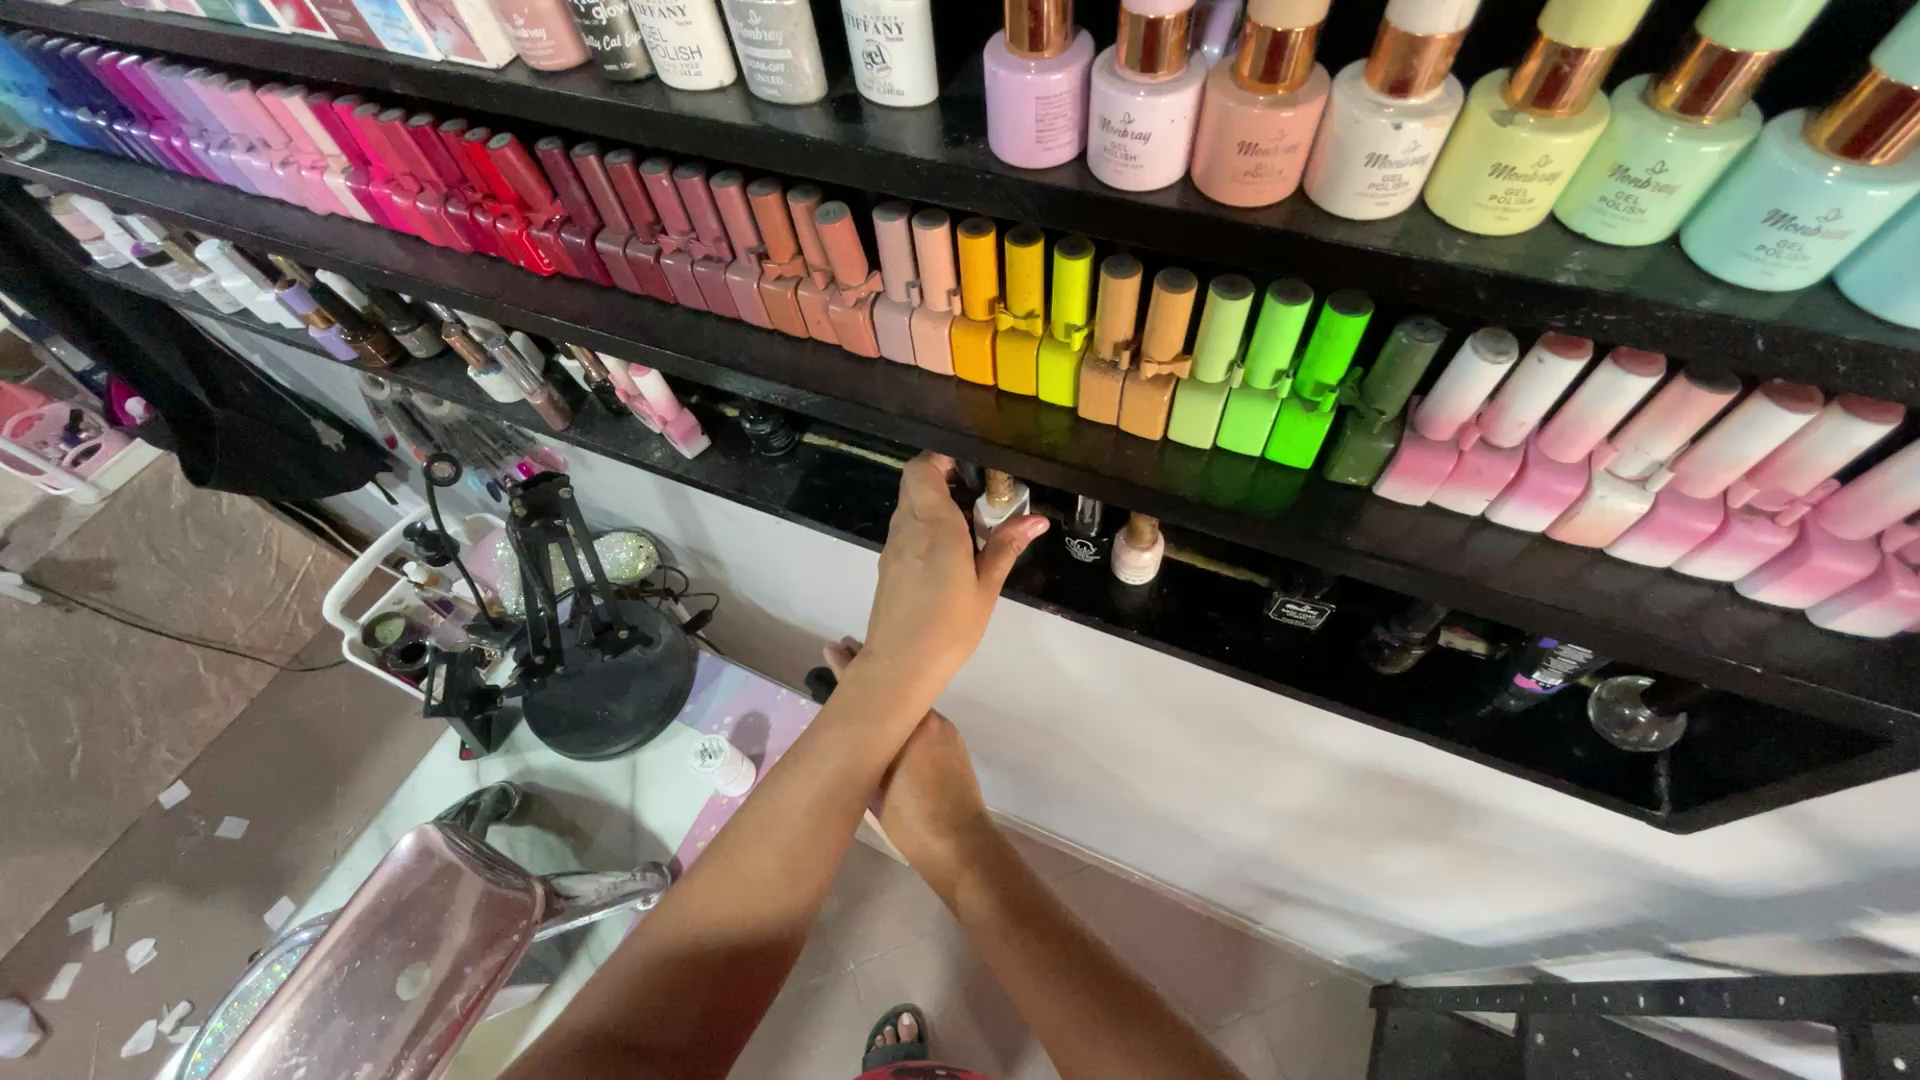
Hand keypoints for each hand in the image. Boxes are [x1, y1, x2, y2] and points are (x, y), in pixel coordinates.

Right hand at [825, 638, 996, 888]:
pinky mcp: (954, 744)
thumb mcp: (874, 790)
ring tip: (865, 694)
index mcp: (906, 729)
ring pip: (910, 707)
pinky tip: (892, 727)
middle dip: (871, 677)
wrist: (960, 844)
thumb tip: (854, 741)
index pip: (872, 693)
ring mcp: (945, 731)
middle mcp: (928, 721)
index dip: (848, 670)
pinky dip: (907, 717)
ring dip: (890, 700)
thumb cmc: (911, 822)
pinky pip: (925, 722)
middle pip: (895, 691)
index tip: (834, 648)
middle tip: (847, 650)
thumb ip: (866, 758)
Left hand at [858, 453, 1046, 692]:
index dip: (942, 458)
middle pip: (914, 482)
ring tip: (969, 525)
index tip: (971, 467)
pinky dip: (925, 525)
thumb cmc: (949, 626)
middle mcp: (907, 527)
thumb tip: (1036, 520)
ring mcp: (893, 545)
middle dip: (942, 477)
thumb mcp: (986, 587)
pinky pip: (905, 528)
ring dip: (934, 502)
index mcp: (933, 525)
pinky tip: (950, 552)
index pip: (923, 468)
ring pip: (908, 504)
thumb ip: (1005, 546)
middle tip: (977, 494)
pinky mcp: (888, 563)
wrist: (901, 665)